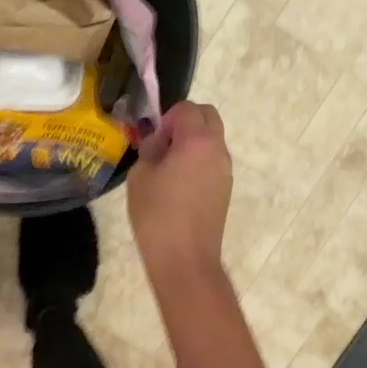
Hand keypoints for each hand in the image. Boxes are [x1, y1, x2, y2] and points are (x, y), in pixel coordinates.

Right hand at [128, 102, 233, 278]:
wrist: (185, 258)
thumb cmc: (157, 214)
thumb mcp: (140, 176)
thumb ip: (150, 150)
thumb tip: (158, 144)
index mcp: (197, 140)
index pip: (187, 108)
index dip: (166, 118)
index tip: (153, 141)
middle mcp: (218, 149)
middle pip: (208, 117)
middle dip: (185, 122)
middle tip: (163, 146)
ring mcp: (225, 170)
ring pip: (212, 140)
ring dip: (193, 142)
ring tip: (168, 169)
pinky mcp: (225, 189)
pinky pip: (213, 161)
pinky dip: (198, 161)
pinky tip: (179, 186)